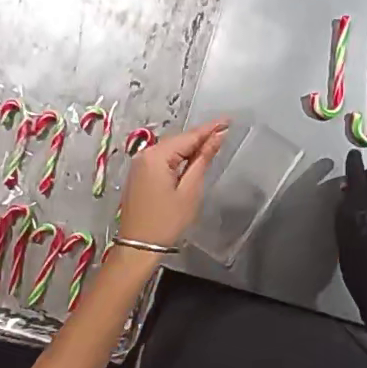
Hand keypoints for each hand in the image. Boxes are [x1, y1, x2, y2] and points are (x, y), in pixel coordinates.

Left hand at [117, 120, 228, 246]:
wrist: (138, 246)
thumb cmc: (166, 222)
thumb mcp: (189, 191)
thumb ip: (202, 160)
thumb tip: (216, 137)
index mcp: (157, 156)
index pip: (189, 136)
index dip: (210, 128)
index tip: (228, 121)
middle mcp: (144, 155)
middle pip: (178, 142)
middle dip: (200, 137)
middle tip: (224, 133)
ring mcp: (138, 165)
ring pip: (170, 151)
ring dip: (190, 149)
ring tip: (212, 146)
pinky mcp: (138, 176)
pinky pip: (162, 160)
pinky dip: (178, 159)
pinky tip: (191, 162)